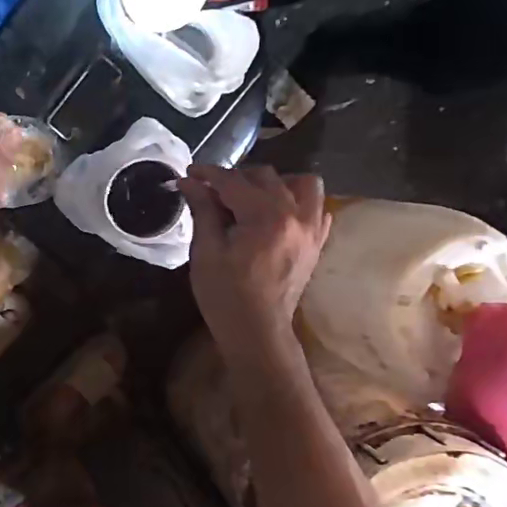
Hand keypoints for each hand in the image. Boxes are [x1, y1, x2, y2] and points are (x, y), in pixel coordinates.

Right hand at [179, 165, 331, 347]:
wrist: (257, 332)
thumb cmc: (225, 296)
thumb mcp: (206, 252)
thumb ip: (203, 210)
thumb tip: (190, 182)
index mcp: (266, 217)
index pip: (234, 182)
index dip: (208, 174)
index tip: (189, 173)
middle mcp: (296, 215)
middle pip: (266, 177)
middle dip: (235, 178)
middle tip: (211, 191)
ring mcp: (312, 229)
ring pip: (302, 184)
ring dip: (275, 183)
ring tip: (251, 197)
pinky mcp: (317, 243)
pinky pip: (317, 208)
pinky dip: (298, 203)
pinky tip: (277, 214)